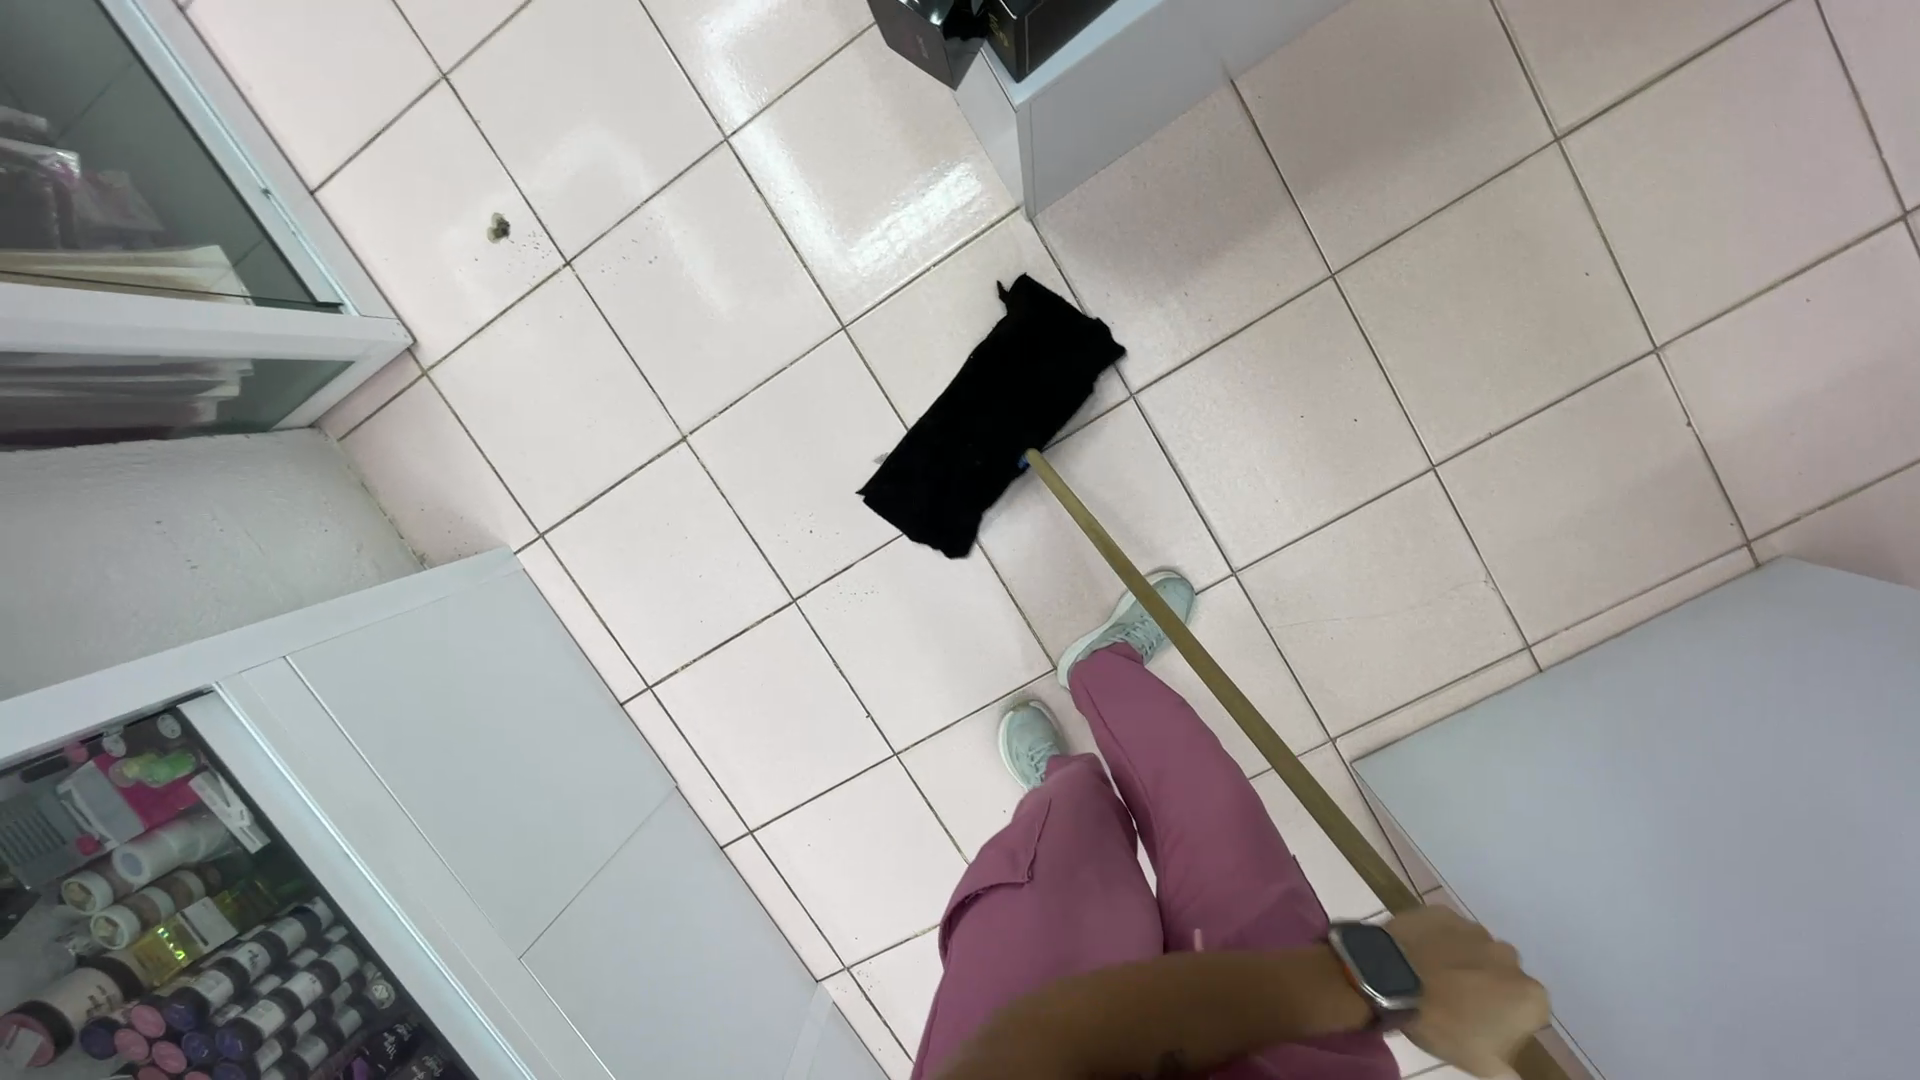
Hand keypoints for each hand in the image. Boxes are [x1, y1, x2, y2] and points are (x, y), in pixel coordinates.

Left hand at [1385, 907, 1549, 1077]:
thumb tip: (1515, 1076)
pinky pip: (1445, 928)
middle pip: (1502, 975)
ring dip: (1462, 960)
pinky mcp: (1440, 911)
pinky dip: (1437, 939)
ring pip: (1474, 949)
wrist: (1390, 979)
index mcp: (1530, 996)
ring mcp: (1473, 928)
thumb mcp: (1485, 1065)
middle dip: (1486, 986)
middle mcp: (1509, 956)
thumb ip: (1510, 1073)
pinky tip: (1420, 952)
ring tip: (1434, 975)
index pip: (1527, 1012)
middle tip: (1456, 1000)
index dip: (1504, 1020)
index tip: (1481, 1026)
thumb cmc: (1444, 1025)